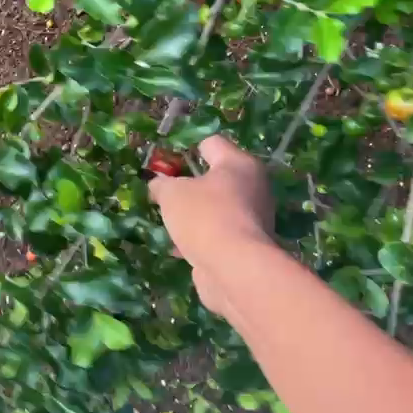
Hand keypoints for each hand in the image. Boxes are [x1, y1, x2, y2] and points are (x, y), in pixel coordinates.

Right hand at [148, 134, 281, 316]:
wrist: (235, 269)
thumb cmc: (204, 217)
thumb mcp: (171, 193)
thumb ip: (161, 184)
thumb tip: (158, 185)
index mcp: (239, 164)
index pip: (211, 143)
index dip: (185, 149)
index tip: (164, 163)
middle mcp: (253, 187)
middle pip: (215, 178)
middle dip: (188, 186)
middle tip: (163, 194)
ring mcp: (253, 218)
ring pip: (215, 208)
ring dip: (193, 214)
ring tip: (168, 222)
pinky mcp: (247, 245)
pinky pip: (218, 233)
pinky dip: (200, 237)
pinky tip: (178, 247)